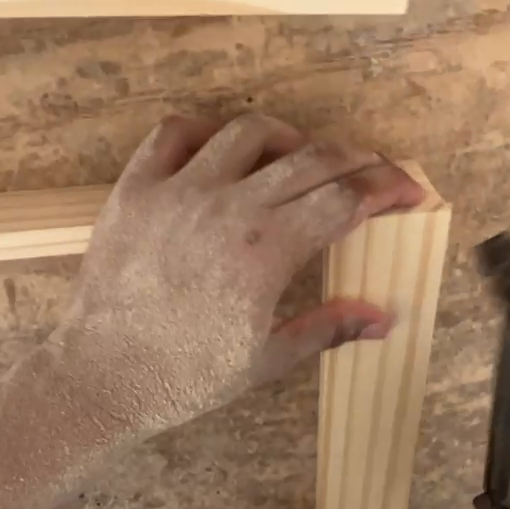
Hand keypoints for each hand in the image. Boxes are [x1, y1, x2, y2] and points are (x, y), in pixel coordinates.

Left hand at [42, 114, 423, 439]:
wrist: (100, 378)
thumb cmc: (185, 378)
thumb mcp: (264, 360)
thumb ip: (327, 329)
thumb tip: (385, 318)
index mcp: (267, 251)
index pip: (345, 199)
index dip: (387, 188)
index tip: (410, 191)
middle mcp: (229, 206)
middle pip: (311, 159)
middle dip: (356, 159)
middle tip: (372, 172)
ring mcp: (178, 189)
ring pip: (249, 131)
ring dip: (290, 139)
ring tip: (301, 159)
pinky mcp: (135, 187)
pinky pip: (175, 132)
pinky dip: (209, 130)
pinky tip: (223, 151)